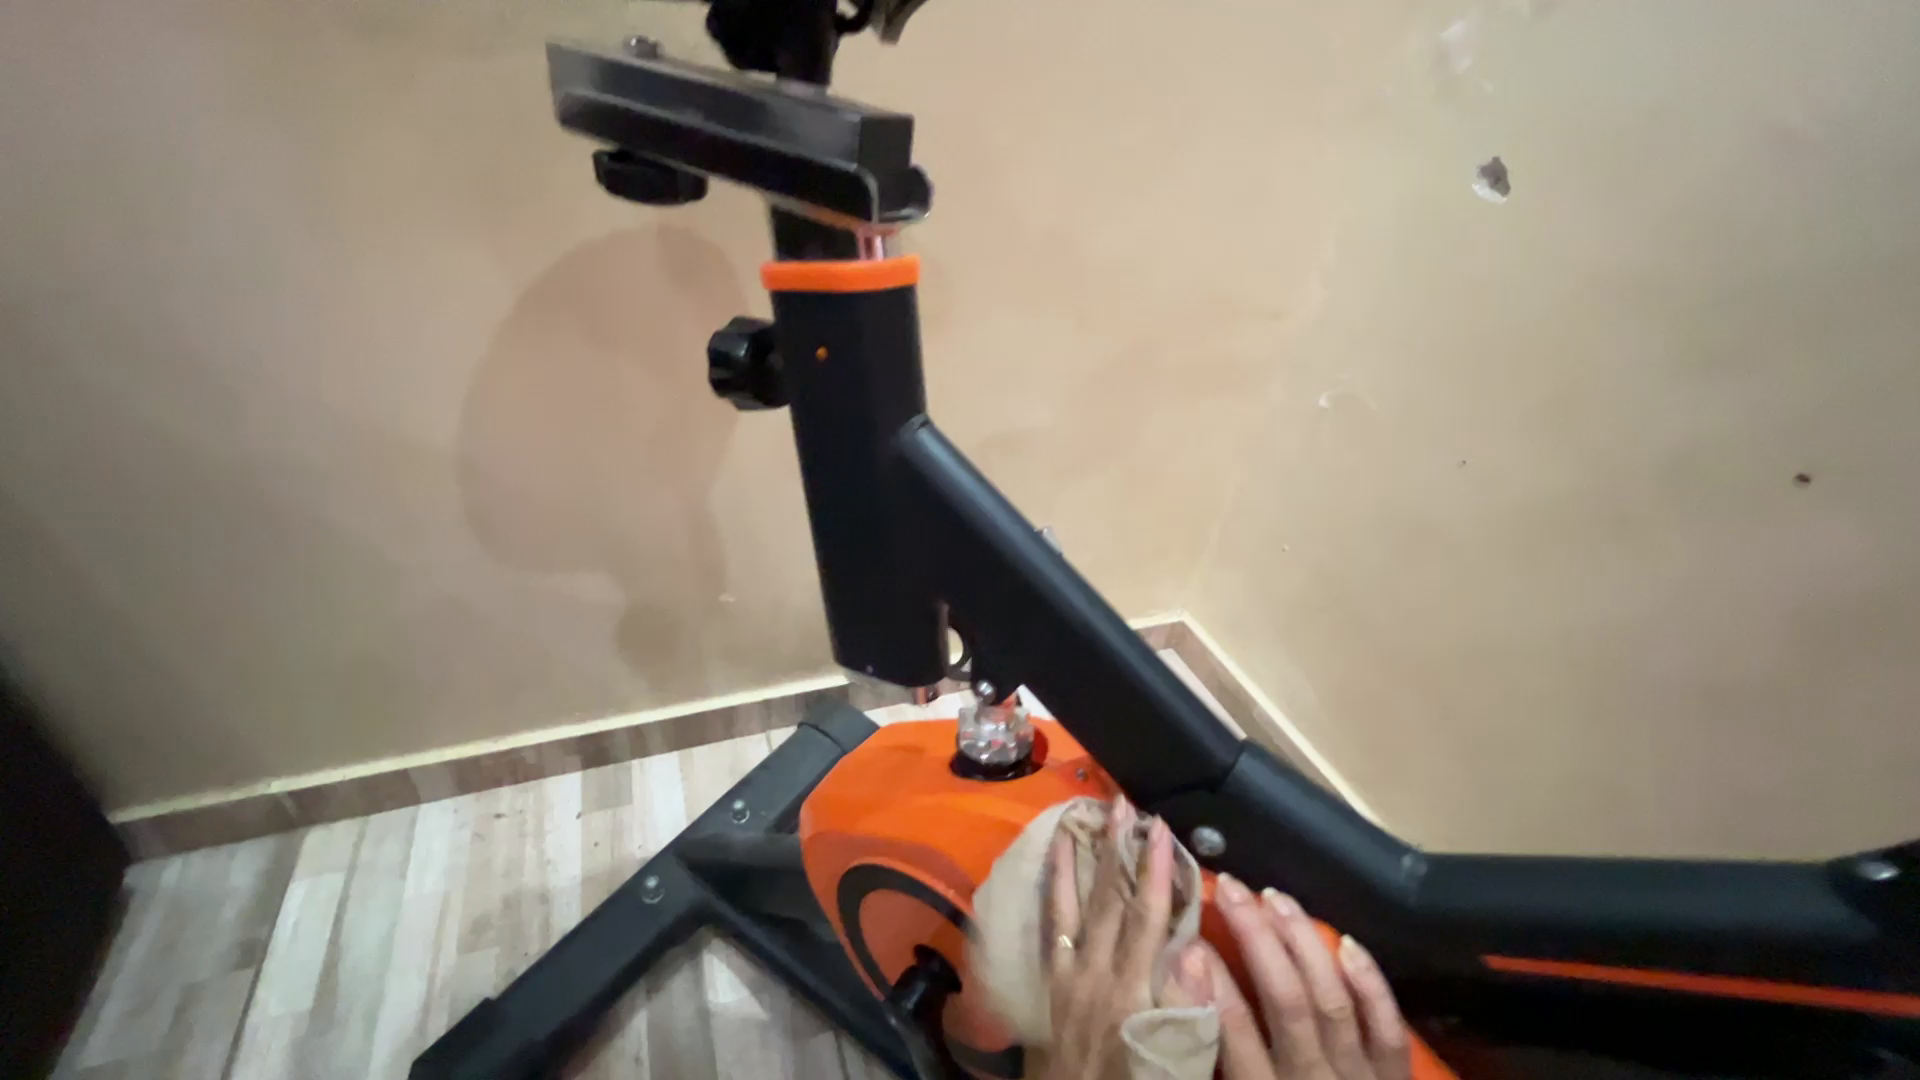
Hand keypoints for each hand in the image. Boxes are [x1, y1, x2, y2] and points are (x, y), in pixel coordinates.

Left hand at [1036, 797, 1199, 1079]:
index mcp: (1132, 990)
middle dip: (1119, 850)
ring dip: (1082, 857)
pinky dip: (1053, 886)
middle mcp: (1096, 971)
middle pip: (1109, 900)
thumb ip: (1186, 1006)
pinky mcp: (1051, 975)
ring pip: (1076, 901)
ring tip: (1081, 815)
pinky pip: (1051, 922)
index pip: (1147, 919)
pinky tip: (1054, 857)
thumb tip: (1193, 948)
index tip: (1160, 831)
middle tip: (1124, 804)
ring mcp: (1069, 970)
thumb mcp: (1175, 1059)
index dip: (1156, 872)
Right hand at [1195, 874, 1410, 1079]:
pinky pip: (1388, 1031)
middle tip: (1230, 889)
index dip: (1210, 979)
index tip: (1189, 936)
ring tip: (1274, 897)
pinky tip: (1347, 943)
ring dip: (1302, 943)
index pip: (1234, 1032)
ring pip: (1332, 1002)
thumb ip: (1210, 1073)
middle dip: (1256, 938)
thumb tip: (1174, 1028)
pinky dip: (1371, 986)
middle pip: (1287, 1001)